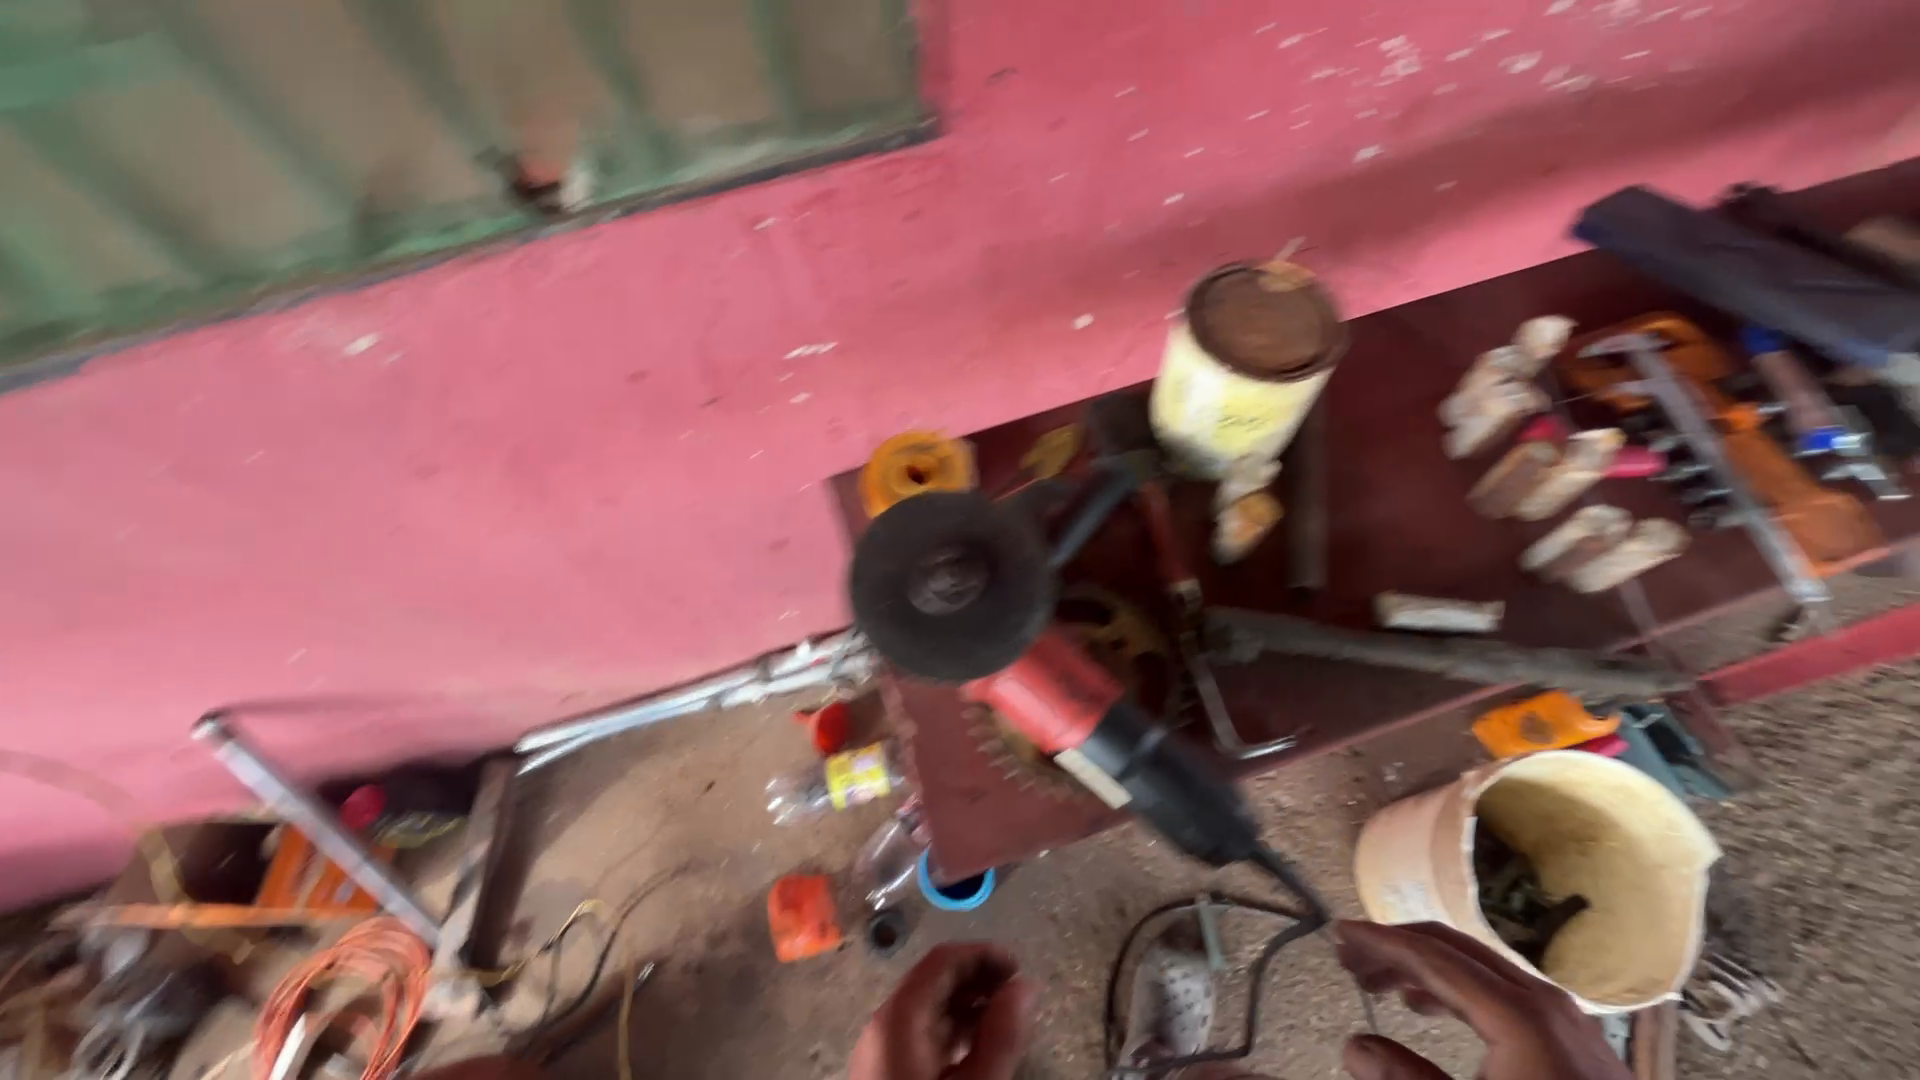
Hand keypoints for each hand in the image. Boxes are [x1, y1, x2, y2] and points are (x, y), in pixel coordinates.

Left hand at [847, 943, 1036, 1079]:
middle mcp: (883, 1025)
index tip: (1022, 971)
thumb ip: (1001, 1035)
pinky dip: (953, 1032)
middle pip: (934, 982)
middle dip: (979, 981)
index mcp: (898, 1017)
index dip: (984, 956)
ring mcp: (880, 1052)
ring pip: (928, 1010)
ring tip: (1008, 1024)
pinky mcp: (884, 1076)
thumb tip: (1025, 986)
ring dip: (969, 1007)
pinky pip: (921, 1036)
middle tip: (1021, 998)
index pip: (943, 961)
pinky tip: (979, 1051)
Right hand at [1335, 920, 1632, 1079]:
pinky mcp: (1571, 1037)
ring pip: (1475, 966)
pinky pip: (1498, 989)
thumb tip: (1353, 1046)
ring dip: (1421, 966)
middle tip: (1349, 958)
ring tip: (1378, 983)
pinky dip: (1452, 986)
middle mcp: (1540, 999)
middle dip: (1395, 947)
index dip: (1380, 941)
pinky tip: (1429, 1005)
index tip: (1340, 932)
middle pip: (1452, 948)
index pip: (1432, 955)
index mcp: (1518, 1014)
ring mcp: (1561, 1015)